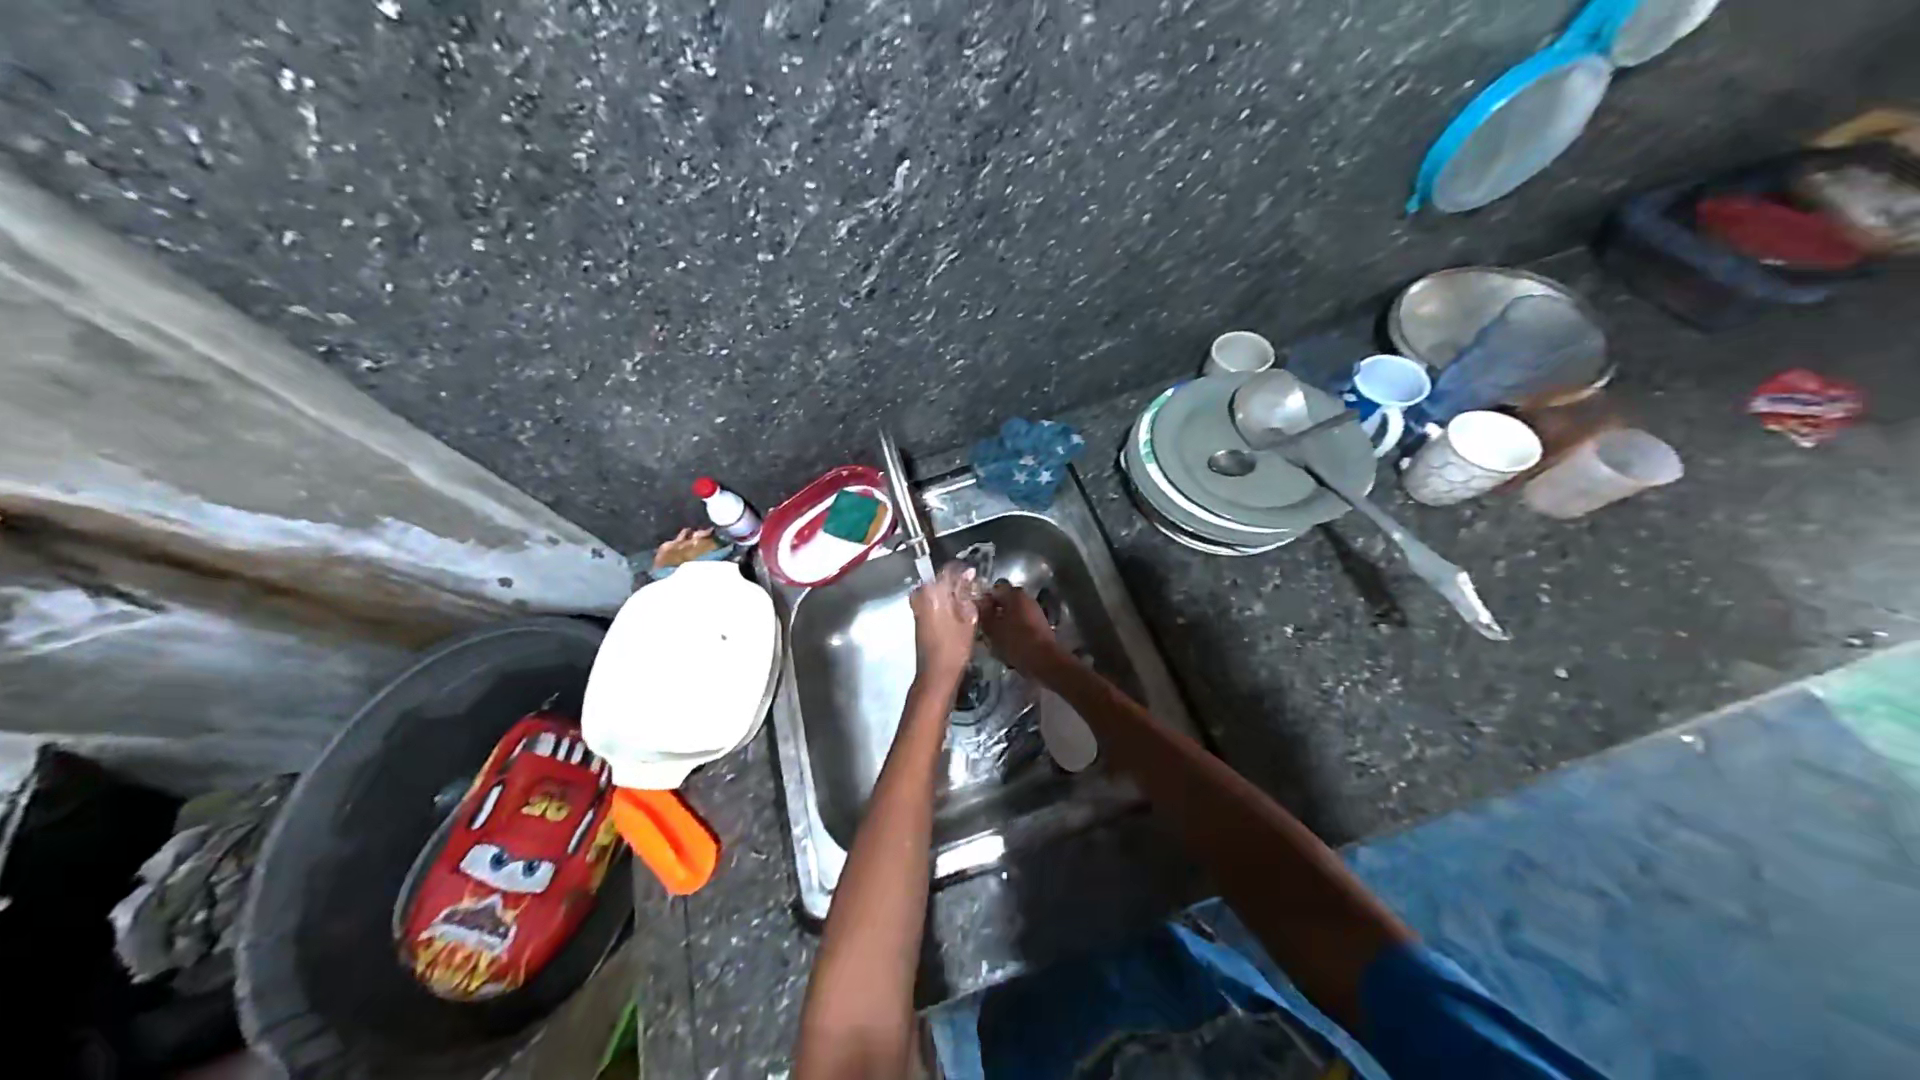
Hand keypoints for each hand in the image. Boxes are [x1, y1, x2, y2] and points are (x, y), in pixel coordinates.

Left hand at [910, 563, 977, 680]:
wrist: (936, 674)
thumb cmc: (954, 647)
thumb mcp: (968, 618)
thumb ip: (967, 593)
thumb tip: (969, 574)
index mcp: (931, 592)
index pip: (948, 569)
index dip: (964, 571)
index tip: (976, 576)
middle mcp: (920, 596)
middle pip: (940, 579)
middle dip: (957, 582)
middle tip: (974, 590)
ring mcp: (917, 607)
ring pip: (937, 590)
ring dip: (951, 593)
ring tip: (969, 601)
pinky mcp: (919, 618)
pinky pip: (933, 601)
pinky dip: (945, 602)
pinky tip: (959, 611)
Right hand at [977, 581, 1065, 675]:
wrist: (1044, 660)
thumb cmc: (1014, 640)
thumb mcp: (992, 628)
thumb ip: (985, 613)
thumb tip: (982, 602)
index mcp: (1015, 595)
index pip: (995, 590)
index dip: (985, 601)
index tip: (978, 614)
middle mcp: (1027, 599)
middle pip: (1005, 603)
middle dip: (995, 615)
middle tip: (985, 629)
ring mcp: (1036, 613)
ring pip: (1013, 616)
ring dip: (1004, 625)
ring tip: (995, 641)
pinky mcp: (1041, 627)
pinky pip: (1022, 626)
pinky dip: (1014, 633)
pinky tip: (1009, 647)